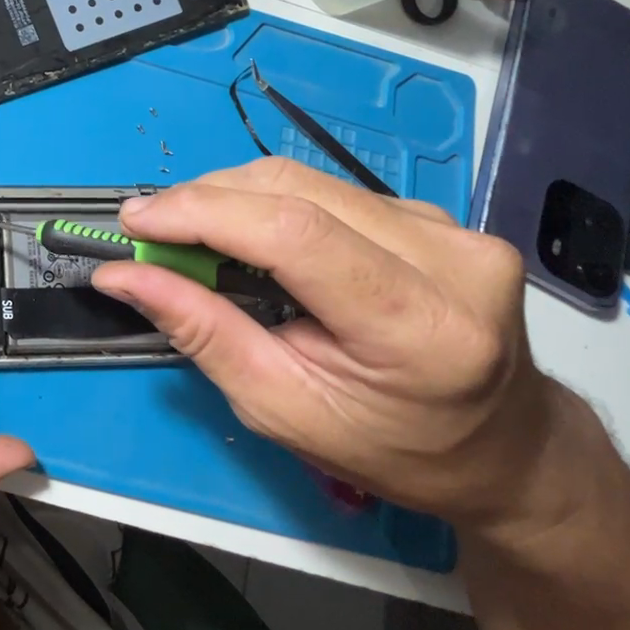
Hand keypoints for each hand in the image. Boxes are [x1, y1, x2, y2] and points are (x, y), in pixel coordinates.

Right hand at [92, 158, 556, 527]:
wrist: (508, 450)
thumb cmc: (390, 447)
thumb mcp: (280, 407)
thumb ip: (200, 332)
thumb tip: (120, 275)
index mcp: (418, 326)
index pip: (294, 234)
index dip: (202, 214)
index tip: (135, 222)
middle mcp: (448, 259)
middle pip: (293, 190)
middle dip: (203, 199)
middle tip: (150, 230)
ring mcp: (450, 228)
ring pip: (305, 179)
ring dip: (230, 197)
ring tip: (190, 234)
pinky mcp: (437, 215)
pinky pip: (327, 188)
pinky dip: (267, 203)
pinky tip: (248, 236)